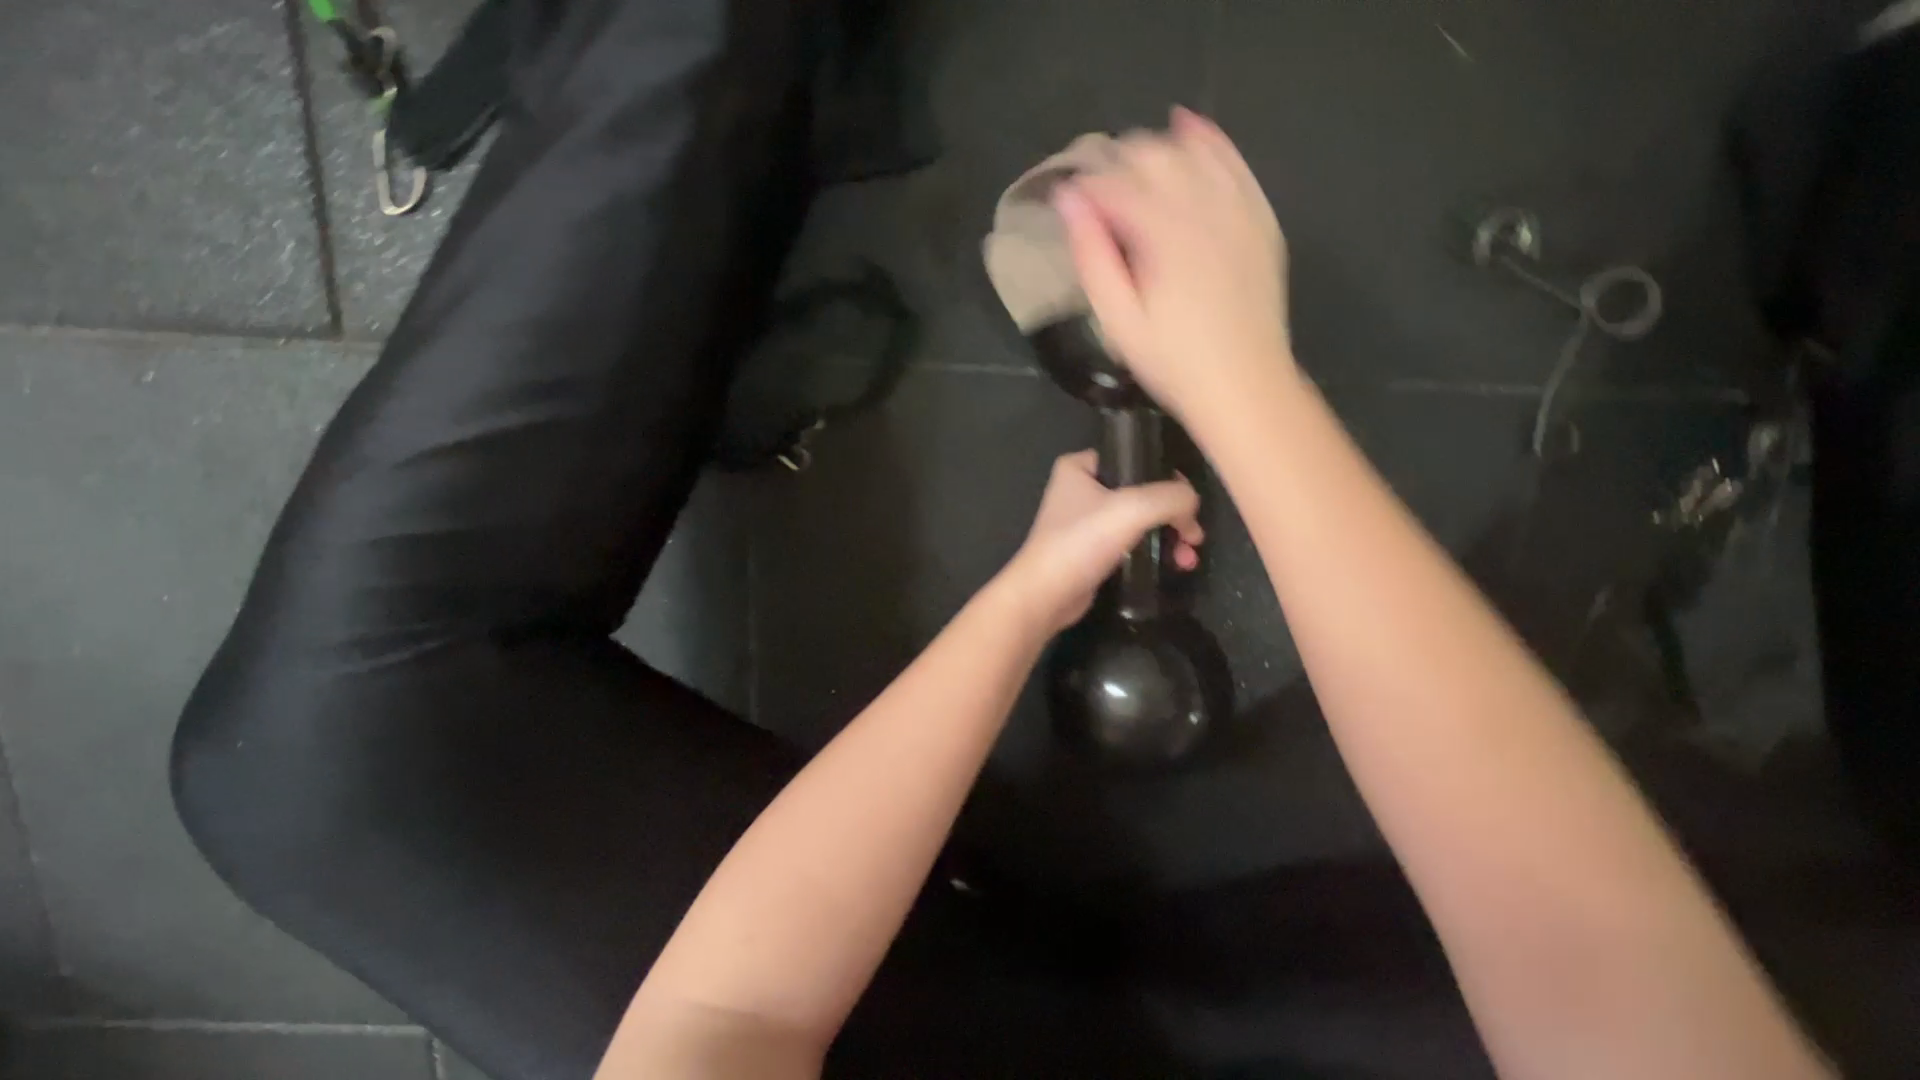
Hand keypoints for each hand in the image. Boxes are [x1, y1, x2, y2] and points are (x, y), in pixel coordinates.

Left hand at [997, 450, 1202, 634]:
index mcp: (1080, 467)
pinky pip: (1132, 542)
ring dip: (1169, 536)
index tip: (1188, 503)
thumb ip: (1171, 497)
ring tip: (1188, 558)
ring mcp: (1086, 522)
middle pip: (1143, 492)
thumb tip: (1192, 505)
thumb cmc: (1081, 542)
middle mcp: (1081, 489)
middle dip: (1173, 515)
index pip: (1135, 458)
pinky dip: (1154, 551)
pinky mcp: (1092, 550)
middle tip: (1193, 536)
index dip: (1167, 477)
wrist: (1046, 595)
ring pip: (1141, 519)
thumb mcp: (1133, 508)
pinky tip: (1176, 565)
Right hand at [1054, 107, 1293, 427]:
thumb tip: (1068, 202)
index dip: (1084, 187)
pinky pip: (1234, 164)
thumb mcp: (1119, 320)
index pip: (1113, 185)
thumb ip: (1092, 256)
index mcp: (1163, 234)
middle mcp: (1202, 208)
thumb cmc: (1173, 362)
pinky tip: (1192, 128)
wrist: (1246, 385)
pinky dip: (1211, 142)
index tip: (1065, 199)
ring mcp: (1237, 210)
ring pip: (1193, 152)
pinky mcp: (1259, 219)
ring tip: (1133, 163)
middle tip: (1097, 189)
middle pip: (1153, 156)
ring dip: (1159, 148)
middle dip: (1118, 162)